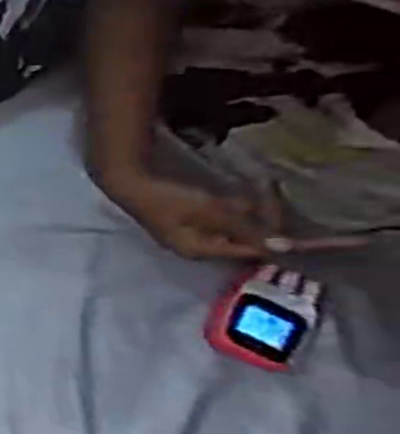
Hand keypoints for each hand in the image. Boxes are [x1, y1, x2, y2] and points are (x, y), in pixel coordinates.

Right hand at [103, 172, 279, 259]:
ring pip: (236, 227)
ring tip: (258, 190)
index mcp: (200, 250)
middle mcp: (197, 247)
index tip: (306, 232)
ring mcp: (191, 234)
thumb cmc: (167, 200)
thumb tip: (286, 247)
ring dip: (249, 210)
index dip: (277, 240)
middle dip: (261, 219)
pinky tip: (239, 195)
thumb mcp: (211, 212)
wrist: (128, 183)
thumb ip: (248, 229)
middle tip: (270, 196)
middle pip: (244, 238)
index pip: (250, 250)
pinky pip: (224, 220)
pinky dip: (235, 209)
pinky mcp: (188, 221)